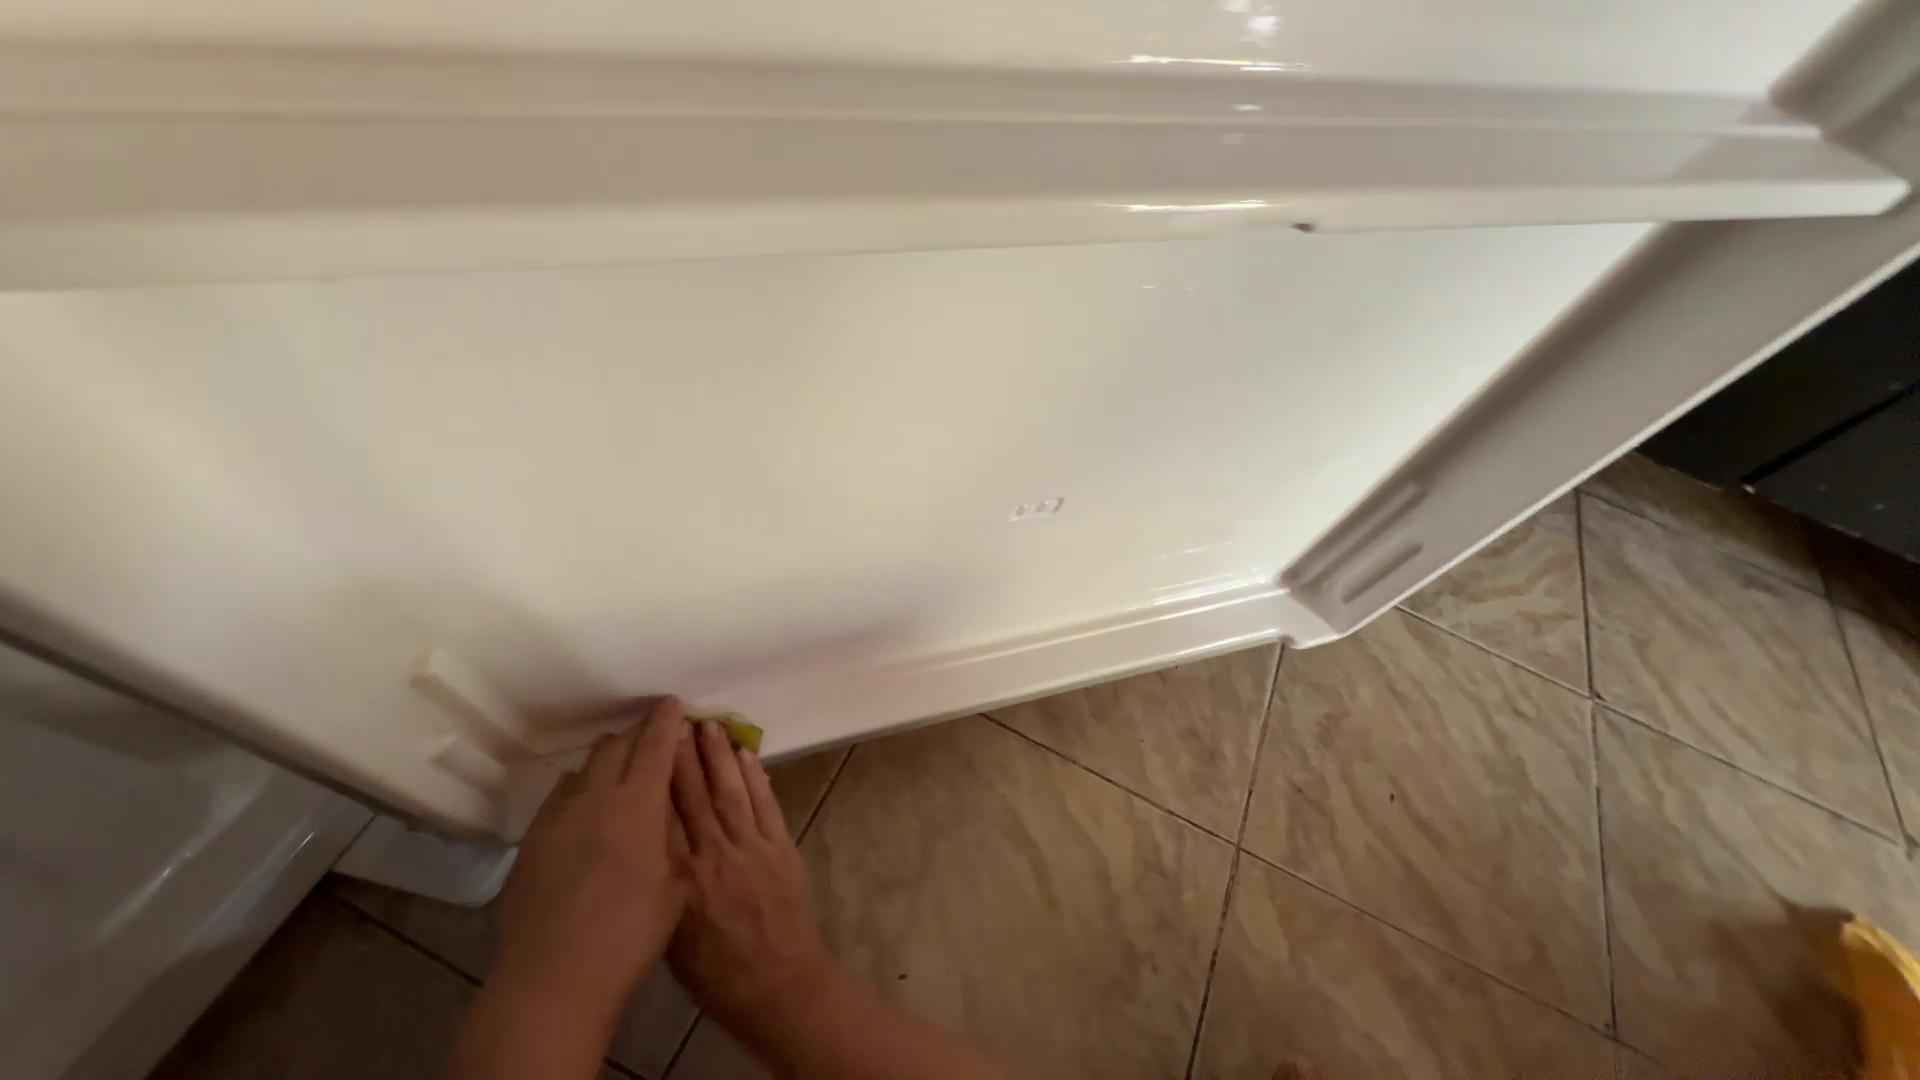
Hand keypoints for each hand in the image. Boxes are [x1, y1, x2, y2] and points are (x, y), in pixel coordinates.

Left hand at [489, 697, 689, 1017]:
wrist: (554, 978)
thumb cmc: (631, 934)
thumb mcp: (676, 884)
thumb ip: (673, 837)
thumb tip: (669, 809)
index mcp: (639, 805)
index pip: (656, 746)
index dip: (667, 722)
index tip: (674, 704)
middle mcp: (597, 798)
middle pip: (618, 746)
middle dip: (640, 732)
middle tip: (655, 732)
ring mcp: (559, 817)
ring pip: (587, 767)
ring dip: (609, 757)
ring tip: (621, 762)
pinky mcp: (534, 840)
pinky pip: (561, 795)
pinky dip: (580, 786)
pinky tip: (585, 802)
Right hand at [667, 721, 835, 1027]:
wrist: (775, 984)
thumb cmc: (715, 970)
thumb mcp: (670, 934)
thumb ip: (661, 885)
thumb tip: (644, 848)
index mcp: (680, 879)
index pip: (662, 818)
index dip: (654, 780)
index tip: (645, 749)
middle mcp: (713, 855)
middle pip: (695, 796)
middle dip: (684, 756)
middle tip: (675, 720)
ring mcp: (751, 848)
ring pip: (731, 792)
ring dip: (719, 757)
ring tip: (709, 726)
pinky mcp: (781, 847)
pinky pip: (766, 805)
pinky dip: (756, 778)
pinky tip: (745, 756)